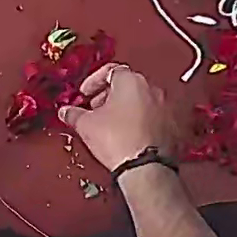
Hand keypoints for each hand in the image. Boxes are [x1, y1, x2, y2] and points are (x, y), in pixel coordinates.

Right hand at [57, 63, 178, 172]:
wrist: (144, 167)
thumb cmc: (117, 140)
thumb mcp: (86, 124)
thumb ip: (74, 113)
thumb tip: (66, 111)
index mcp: (131, 81)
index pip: (110, 70)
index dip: (93, 81)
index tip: (85, 93)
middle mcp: (151, 89)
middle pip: (126, 84)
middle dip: (107, 95)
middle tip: (94, 108)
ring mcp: (164, 107)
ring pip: (140, 100)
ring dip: (123, 107)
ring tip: (109, 123)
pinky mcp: (171, 125)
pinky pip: (151, 116)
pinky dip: (137, 120)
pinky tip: (125, 134)